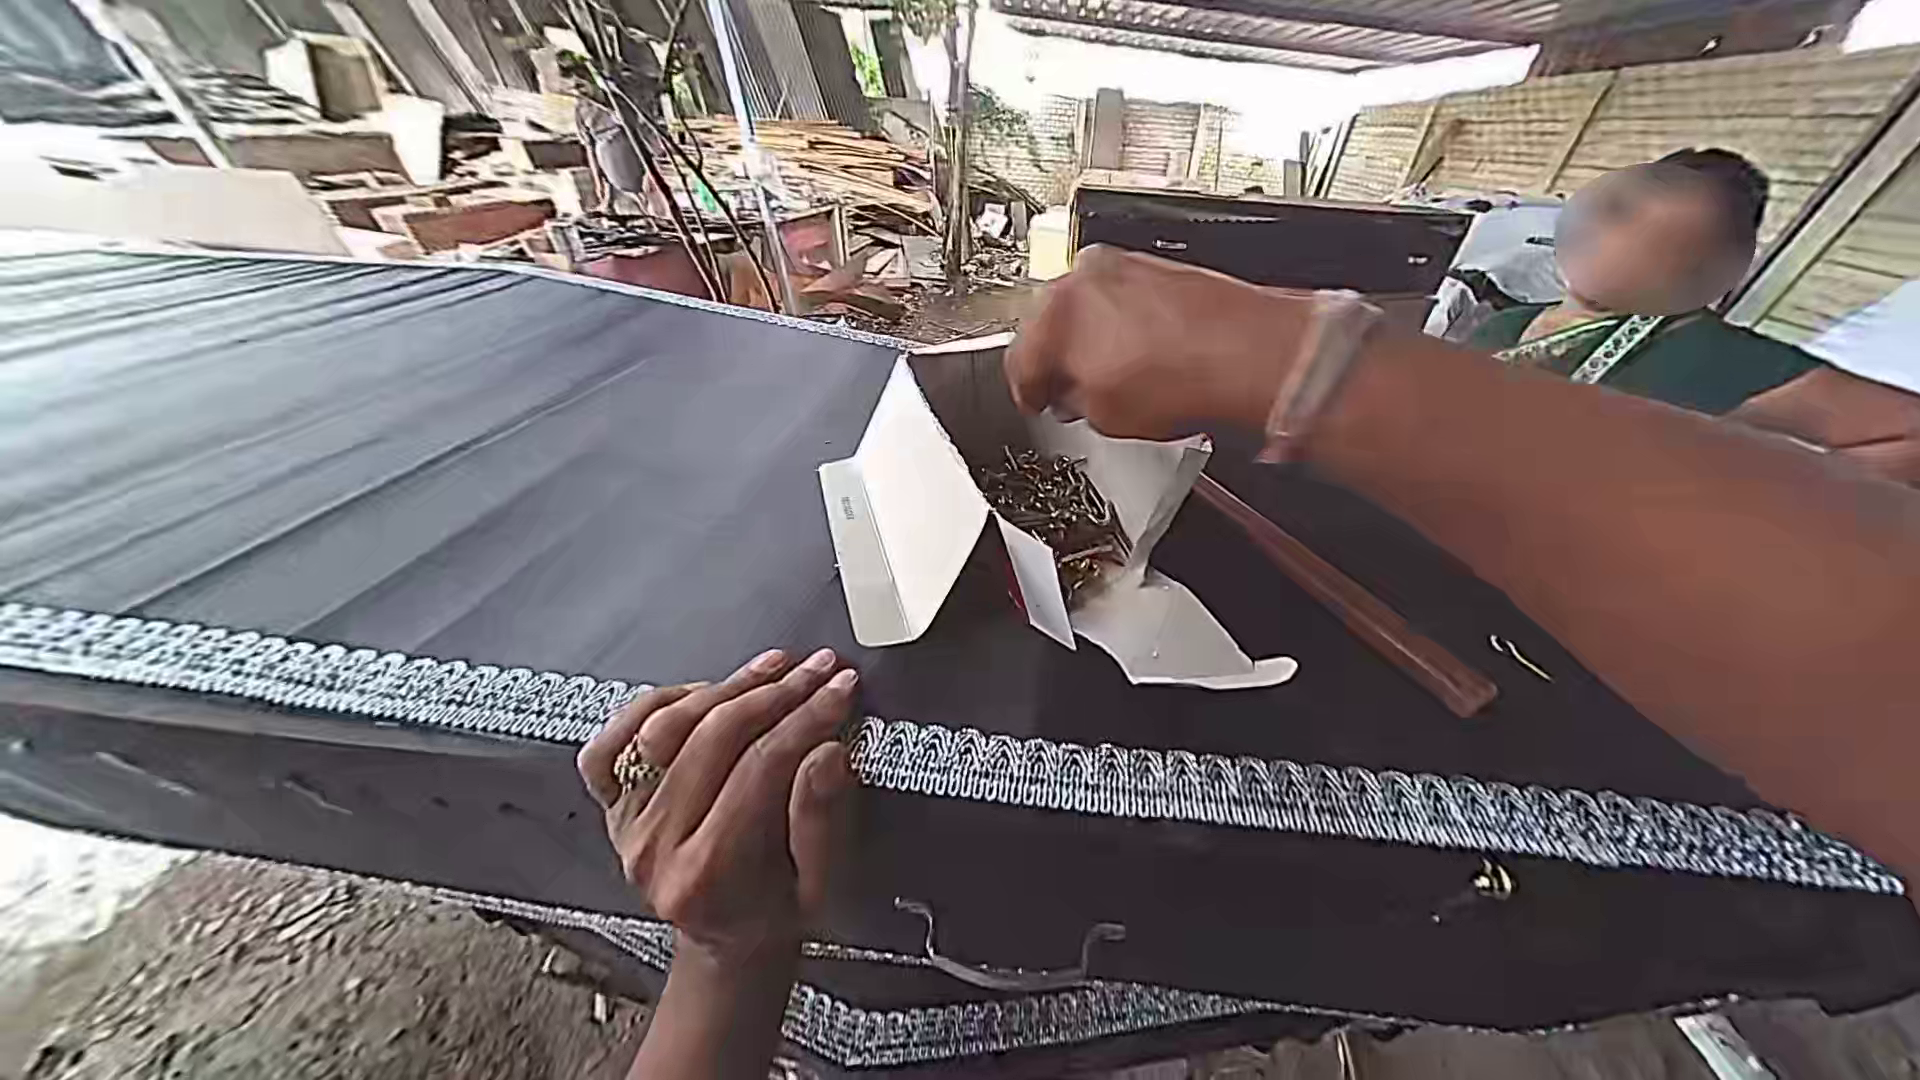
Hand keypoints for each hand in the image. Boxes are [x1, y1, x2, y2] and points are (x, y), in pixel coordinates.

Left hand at [578, 647, 856, 966]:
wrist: (728, 935)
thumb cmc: (777, 909)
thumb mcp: (821, 882)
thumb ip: (822, 818)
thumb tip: (827, 751)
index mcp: (708, 874)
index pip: (762, 766)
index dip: (810, 716)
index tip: (842, 687)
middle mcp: (656, 847)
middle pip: (717, 736)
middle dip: (780, 691)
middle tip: (820, 668)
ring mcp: (627, 823)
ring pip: (669, 725)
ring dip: (730, 686)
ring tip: (777, 667)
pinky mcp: (612, 804)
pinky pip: (613, 741)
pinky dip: (655, 705)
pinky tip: (704, 690)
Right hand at [1004, 244, 1312, 438]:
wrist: (1249, 353)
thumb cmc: (1184, 379)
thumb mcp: (1103, 415)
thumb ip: (1071, 401)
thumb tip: (1070, 394)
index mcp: (1055, 318)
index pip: (1019, 360)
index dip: (1025, 392)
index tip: (1035, 402)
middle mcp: (1081, 280)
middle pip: (1046, 327)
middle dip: (1053, 362)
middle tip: (1064, 392)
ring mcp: (1119, 266)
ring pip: (1080, 309)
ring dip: (1083, 341)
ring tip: (1104, 376)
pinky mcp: (1152, 266)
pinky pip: (1114, 298)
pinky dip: (1113, 325)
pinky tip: (1132, 355)